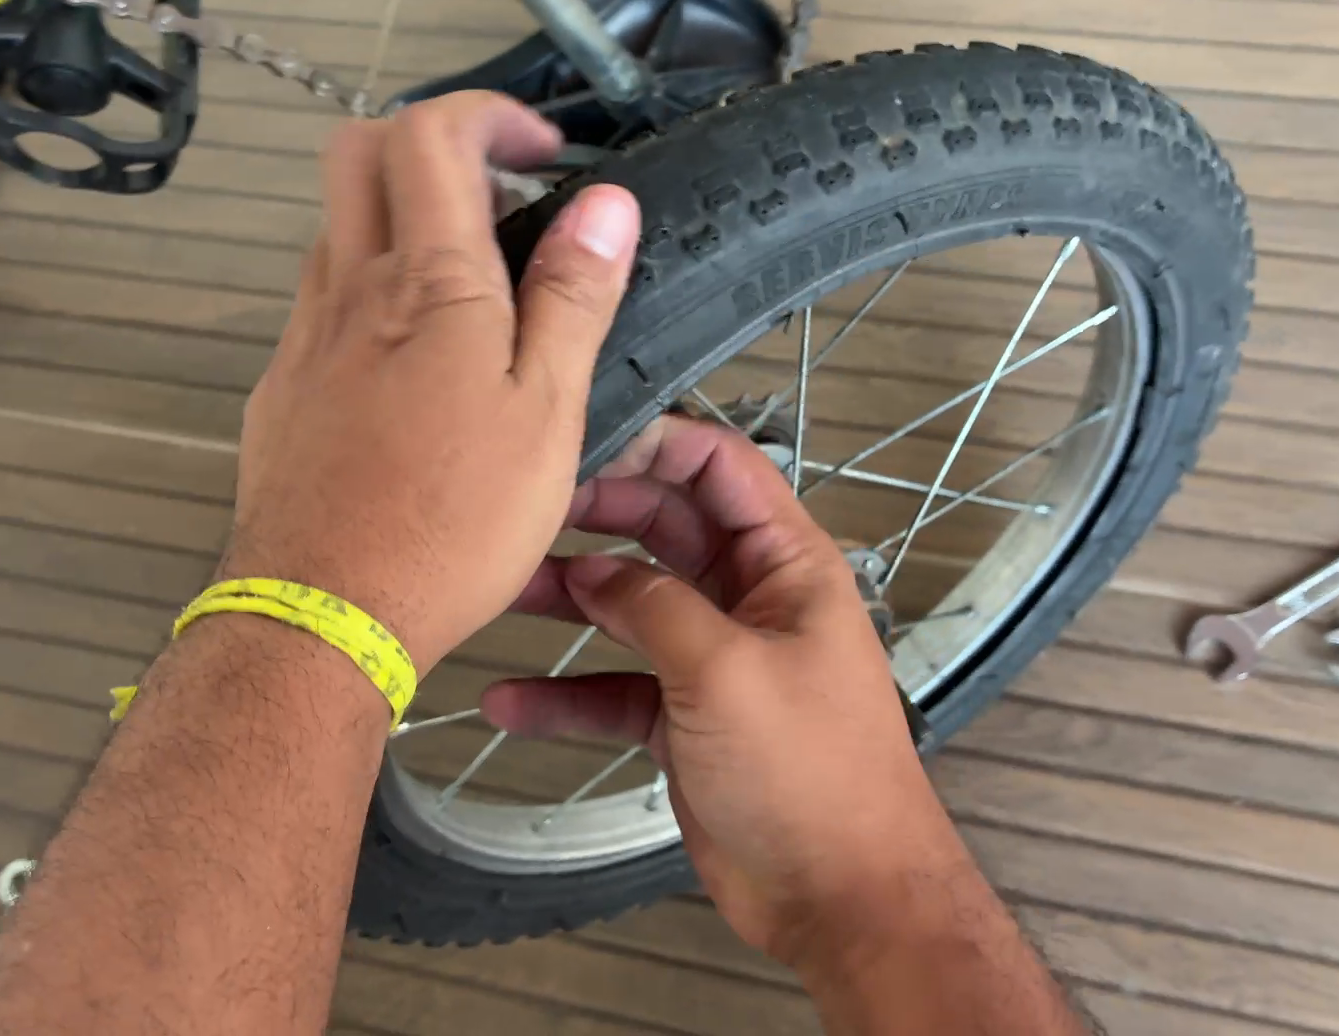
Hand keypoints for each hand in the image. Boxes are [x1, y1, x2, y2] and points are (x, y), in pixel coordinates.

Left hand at [223, 92, 640, 664]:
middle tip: (502, 200)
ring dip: (405, 220)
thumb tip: (606, 206)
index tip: (542, 149)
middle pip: (361, 154)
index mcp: (431, 285)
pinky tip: (420, 361)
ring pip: (341, 229)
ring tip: (476, 286)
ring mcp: (307, 337)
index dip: (491, 116)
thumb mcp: (548, 409)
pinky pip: (327, 302)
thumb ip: (572, 298)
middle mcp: (352, 289)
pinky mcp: (286, 386)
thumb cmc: (457, 517)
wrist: (330, 610)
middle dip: (434, 146)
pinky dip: (376, 288)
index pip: (434, 134)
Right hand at [482, 415, 975, 966]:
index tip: (584, 447)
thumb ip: (654, 607)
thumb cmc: (807, 770)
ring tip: (501, 591)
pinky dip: (568, 691)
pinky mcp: (684, 713)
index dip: (657, 444)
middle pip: (665, 528)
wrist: (838, 895)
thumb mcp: (726, 670)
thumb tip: (592, 572)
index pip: (720, 468)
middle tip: (526, 516)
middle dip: (600, 517)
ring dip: (570, 598)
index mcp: (784, 562)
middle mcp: (748, 596)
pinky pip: (617, 685)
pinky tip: (507, 702)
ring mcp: (713, 655)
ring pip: (632, 605)